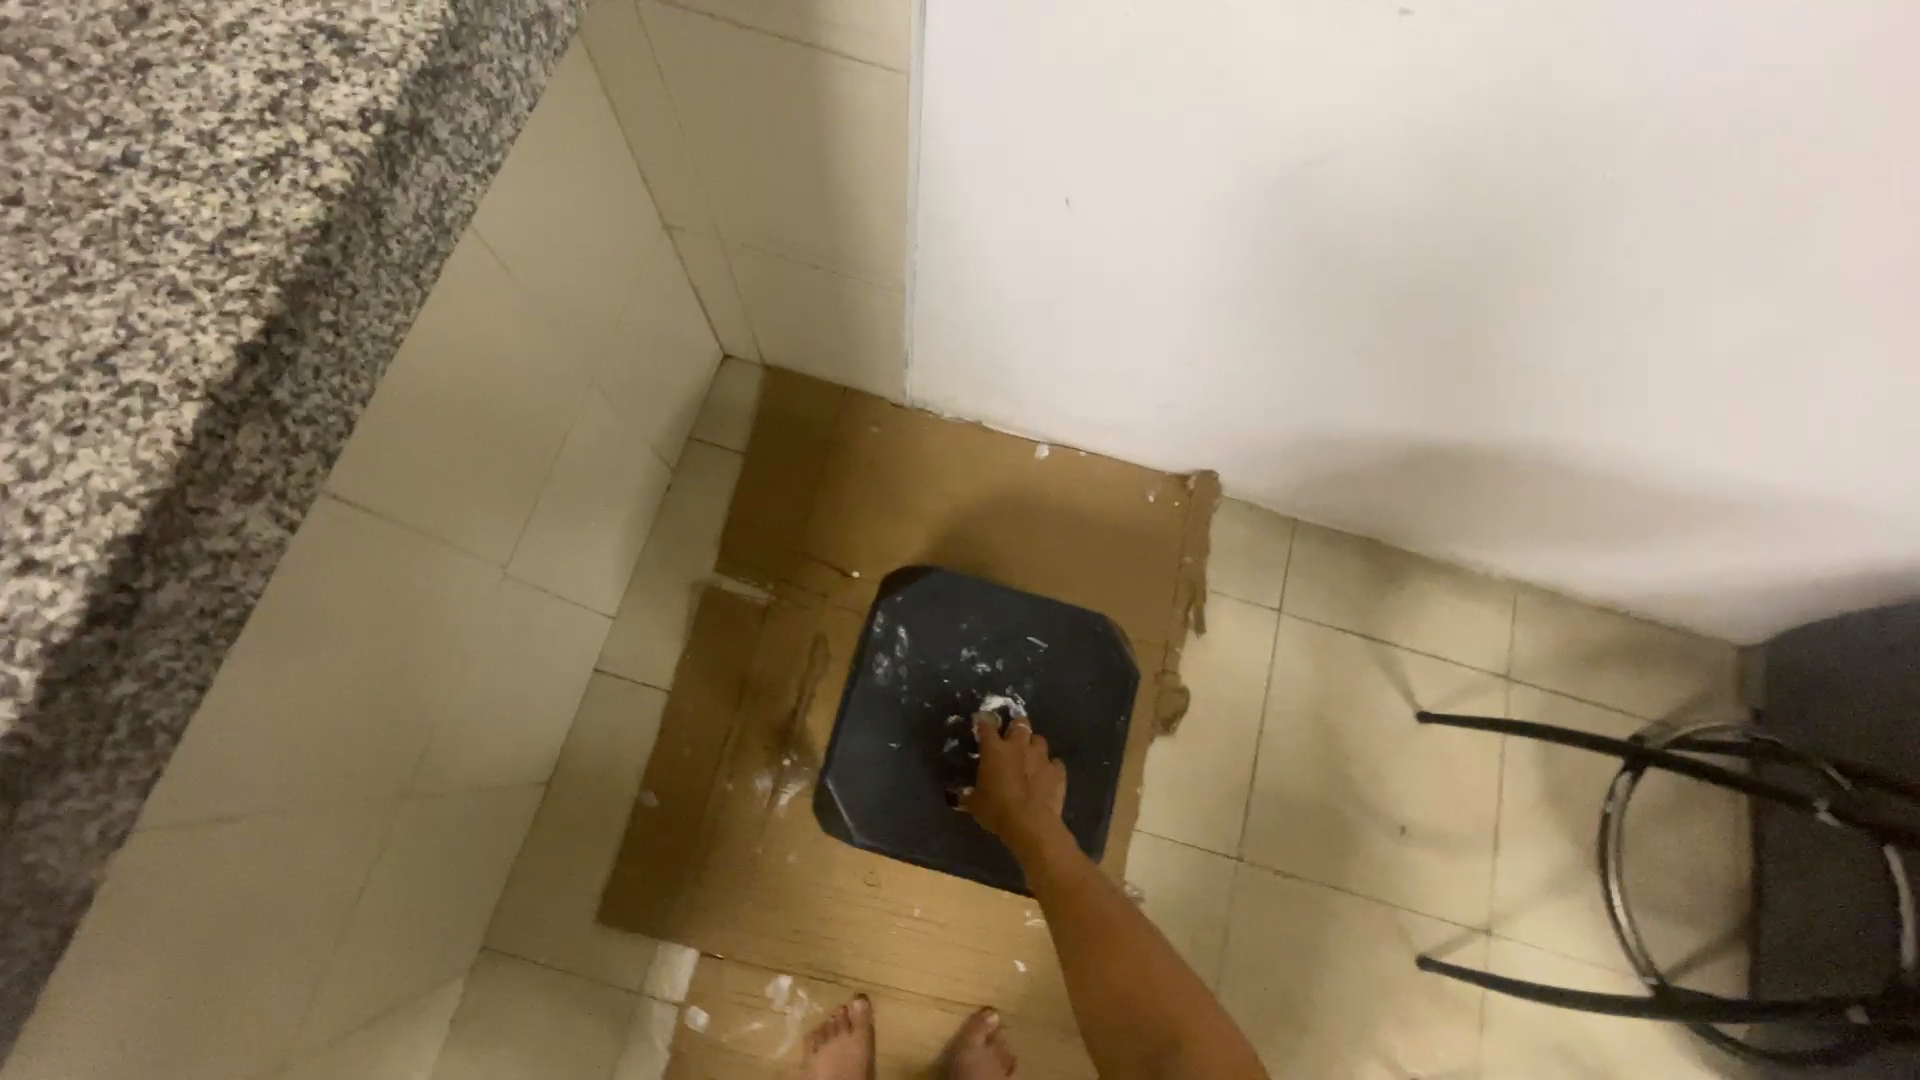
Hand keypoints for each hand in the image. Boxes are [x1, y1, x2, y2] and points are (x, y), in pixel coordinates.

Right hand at [963, 711, 1067, 855]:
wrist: (1031, 824)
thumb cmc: (997, 811)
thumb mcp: (975, 805)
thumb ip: (968, 796)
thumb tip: (960, 796)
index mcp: (995, 750)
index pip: (987, 725)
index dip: (984, 721)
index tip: (982, 721)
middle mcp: (1019, 746)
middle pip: (1020, 723)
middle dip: (1016, 727)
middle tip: (1012, 738)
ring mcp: (1041, 757)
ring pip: (1039, 739)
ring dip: (1034, 746)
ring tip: (1031, 757)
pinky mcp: (1057, 771)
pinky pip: (1055, 763)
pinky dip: (1051, 767)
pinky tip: (1047, 776)